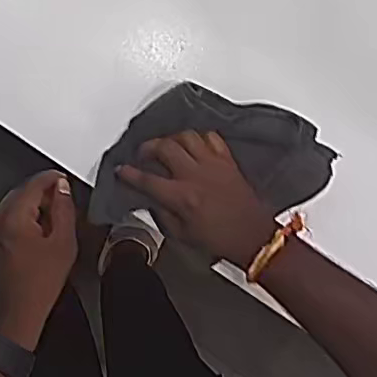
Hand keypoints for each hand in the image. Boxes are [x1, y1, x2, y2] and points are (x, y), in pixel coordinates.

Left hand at [0, 171, 77, 349]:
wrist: (17, 316)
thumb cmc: (38, 286)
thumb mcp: (63, 244)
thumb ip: (64, 209)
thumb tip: (62, 187)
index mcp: (13, 214)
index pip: (34, 182)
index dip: (54, 179)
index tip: (66, 181)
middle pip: (24, 190)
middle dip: (45, 192)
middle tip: (65, 202)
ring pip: (17, 203)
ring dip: (36, 205)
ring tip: (56, 221)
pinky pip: (10, 216)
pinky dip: (27, 217)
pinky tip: (41, 233)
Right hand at [115, 132, 277, 267]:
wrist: (254, 238)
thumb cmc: (221, 239)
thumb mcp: (182, 234)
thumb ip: (163, 214)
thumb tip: (151, 200)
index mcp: (182, 197)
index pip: (147, 179)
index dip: (129, 173)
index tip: (121, 170)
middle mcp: (195, 176)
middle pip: (164, 147)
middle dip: (148, 147)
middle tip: (143, 153)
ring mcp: (213, 165)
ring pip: (186, 136)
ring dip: (172, 139)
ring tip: (167, 146)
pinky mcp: (227, 161)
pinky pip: (211, 138)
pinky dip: (199, 138)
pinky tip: (194, 145)